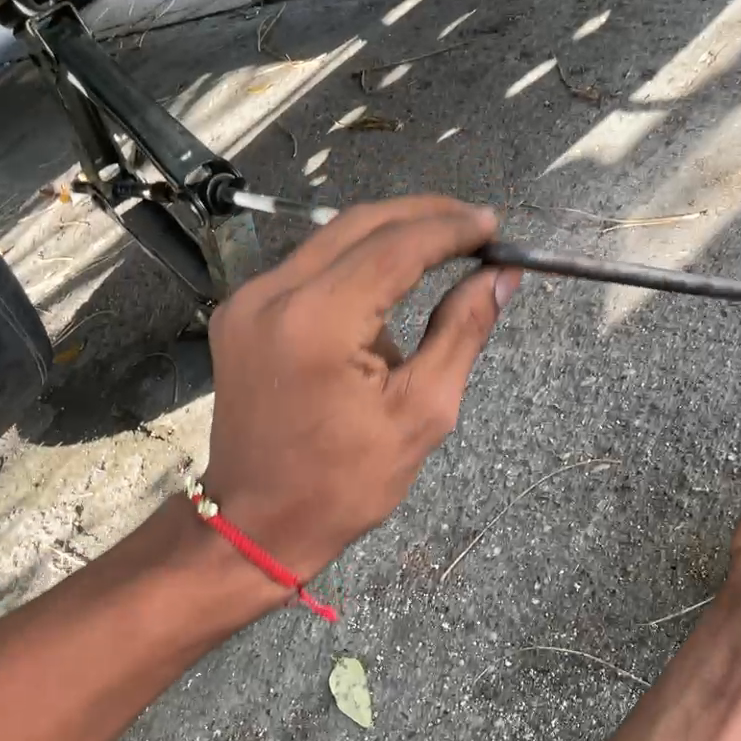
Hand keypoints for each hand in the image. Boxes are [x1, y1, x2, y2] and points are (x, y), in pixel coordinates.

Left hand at [199, 196, 519, 579]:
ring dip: (388, 240)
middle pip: (358, 226)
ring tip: (442, 252)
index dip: (449, 229)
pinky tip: (387, 288)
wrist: (259, 522)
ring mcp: (247, 301)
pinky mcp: (240, 314)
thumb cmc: (345, 483)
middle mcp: (272, 295)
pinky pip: (306, 269)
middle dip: (422, 218)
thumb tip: (501, 278)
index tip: (493, 226)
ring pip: (329, 241)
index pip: (395, 247)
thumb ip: (461, 333)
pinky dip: (353, 267)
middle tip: (474, 226)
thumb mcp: (421, 413)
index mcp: (317, 322)